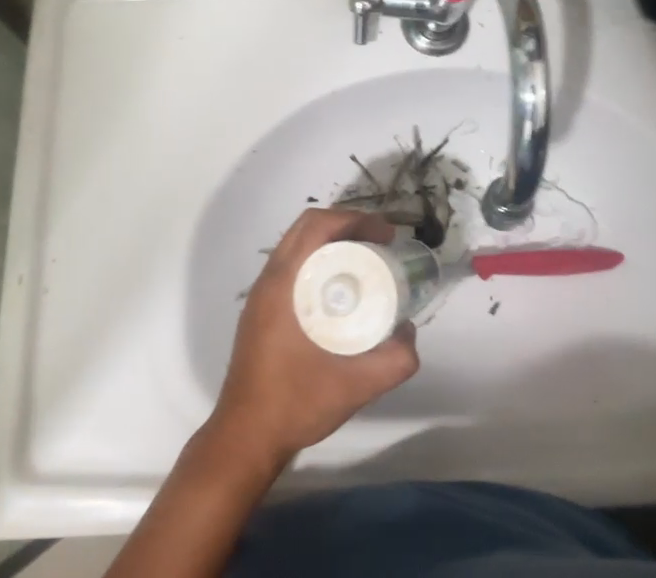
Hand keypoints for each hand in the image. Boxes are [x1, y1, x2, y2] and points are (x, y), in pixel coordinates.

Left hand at [210, 208, 419, 465]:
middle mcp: (268, 282)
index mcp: (282, 285)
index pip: (317, 226)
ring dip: (332, 246)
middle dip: (348, 227)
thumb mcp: (356, 385)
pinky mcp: (261, 313)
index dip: (355, 220)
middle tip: (382, 246)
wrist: (246, 436)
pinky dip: (319, 266)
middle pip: (307, 230)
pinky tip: (342, 296)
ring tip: (367, 265)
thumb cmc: (295, 404)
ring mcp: (261, 298)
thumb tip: (409, 332)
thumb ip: (394, 360)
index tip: (387, 237)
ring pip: (297, 249)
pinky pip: (292, 270)